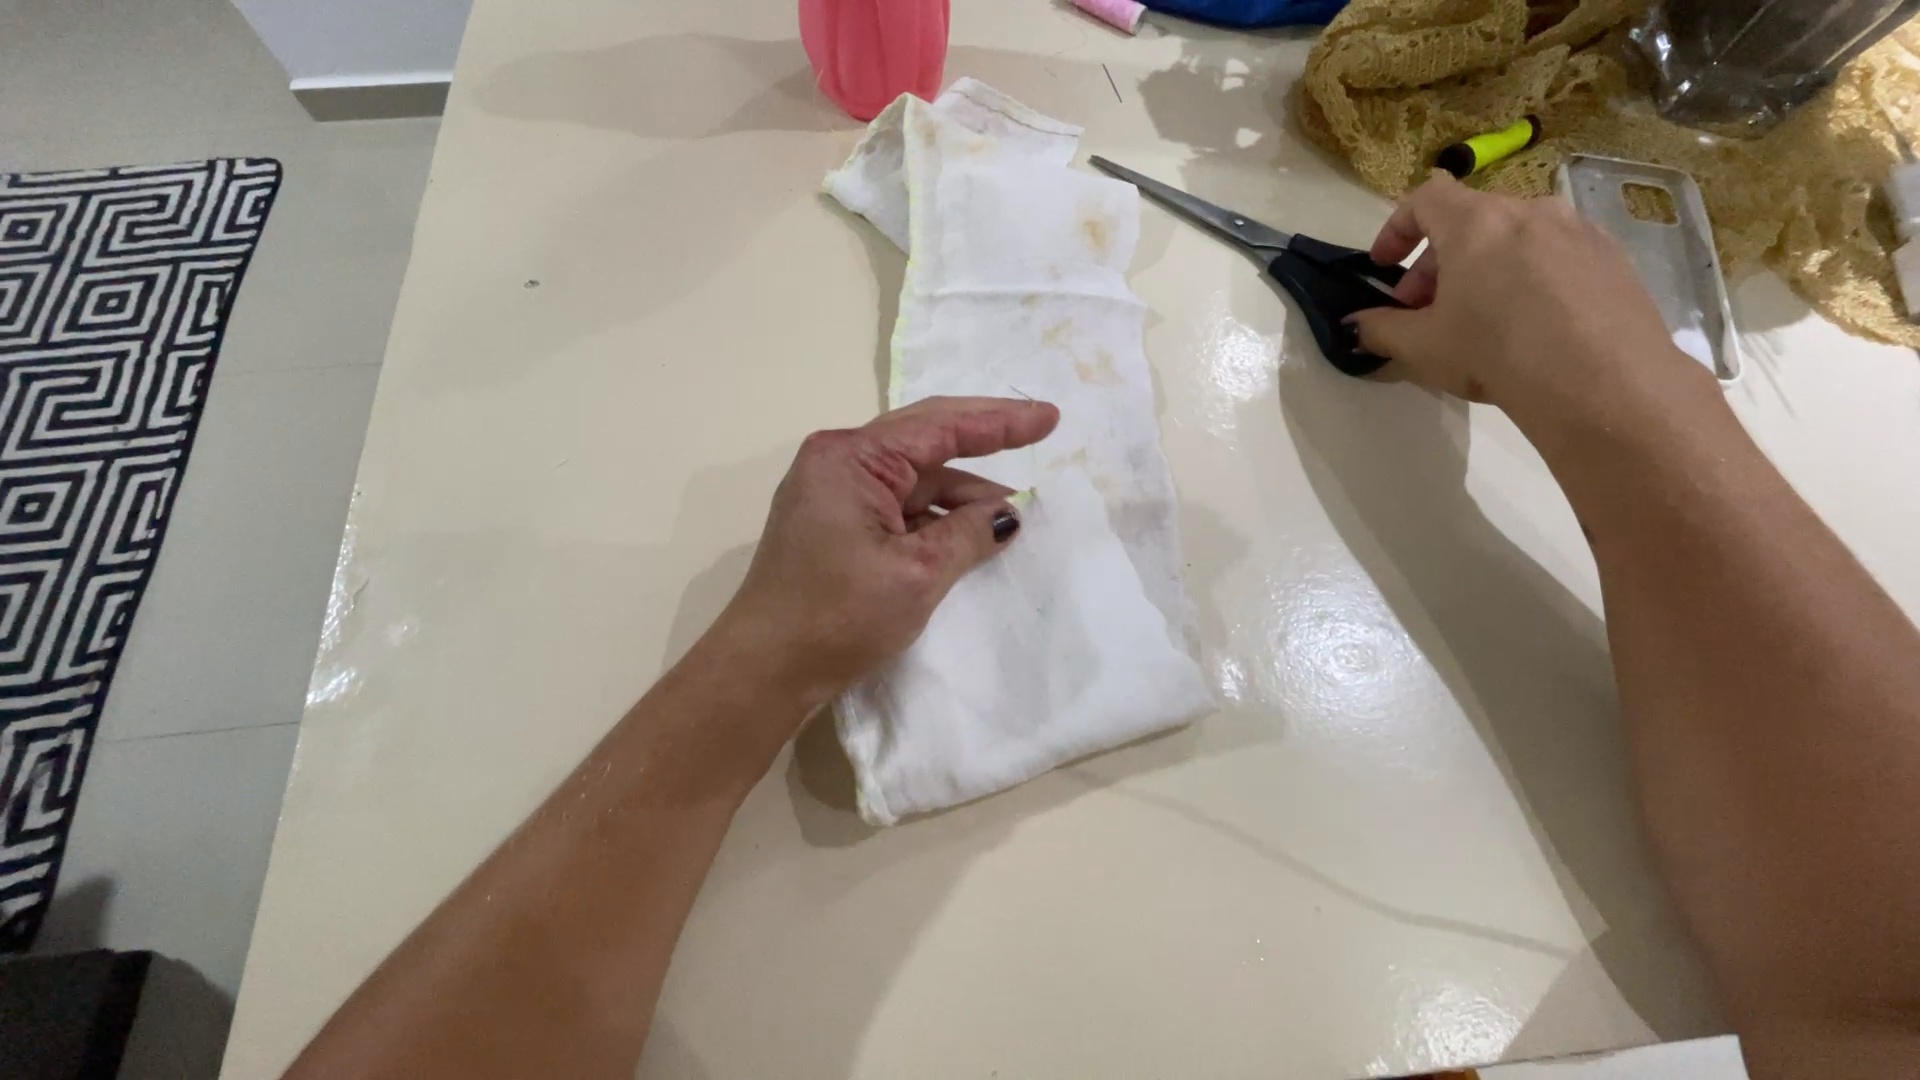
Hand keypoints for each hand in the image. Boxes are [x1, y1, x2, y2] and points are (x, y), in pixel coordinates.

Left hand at [710, 396, 1058, 715]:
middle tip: (1040, 436)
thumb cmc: (838, 617)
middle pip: (926, 440)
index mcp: (851, 458)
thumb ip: (969, 534)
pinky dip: (936, 517)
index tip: (1049, 419)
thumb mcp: (917, 574)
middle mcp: (839, 461)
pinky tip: (970, 533)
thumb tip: (1008, 515)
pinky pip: (898, 505)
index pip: (940, 425)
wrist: (765, 670)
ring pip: (914, 479)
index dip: (1000, 421)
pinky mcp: (836, 523)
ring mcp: (834, 492)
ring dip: (961, 494)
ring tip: (1012, 515)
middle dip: (984, 443)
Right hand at [1348, 173, 1711, 425]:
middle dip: (1436, 262)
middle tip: (1423, 309)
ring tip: (1475, 318)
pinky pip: (1553, 255)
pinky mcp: (1611, 256)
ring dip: (1482, 268)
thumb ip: (1379, 329)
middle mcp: (1529, 211)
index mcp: (1476, 223)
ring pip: (1513, 237)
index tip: (1384, 266)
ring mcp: (1577, 230)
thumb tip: (1355, 324)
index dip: (1396, 228)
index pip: (1425, 198)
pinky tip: (1525, 324)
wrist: (1600, 379)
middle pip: (1469, 220)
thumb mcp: (1420, 347)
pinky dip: (1526, 277)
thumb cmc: (1493, 351)